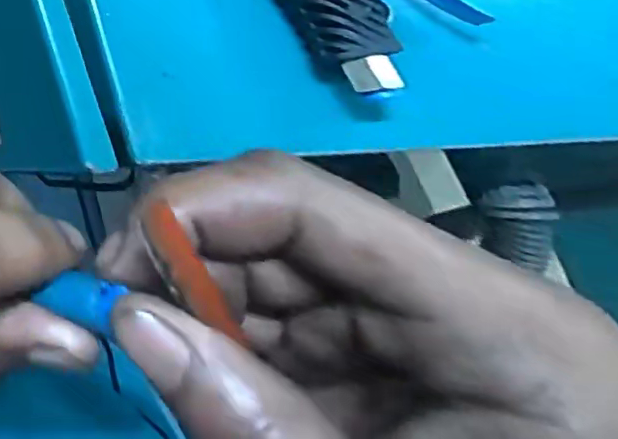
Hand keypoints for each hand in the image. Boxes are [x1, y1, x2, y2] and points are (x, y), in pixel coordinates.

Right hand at [97, 152, 617, 437]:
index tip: (119, 264)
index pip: (303, 201)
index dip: (193, 209)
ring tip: (164, 352)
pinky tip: (210, 374)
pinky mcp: (400, 363)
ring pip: (274, 272)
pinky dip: (234, 344)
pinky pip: (290, 324)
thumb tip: (124, 318)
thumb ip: (249, 419)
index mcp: (498, 320)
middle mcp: (457, 297)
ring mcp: (426, 328)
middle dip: (188, 265)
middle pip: (281, 229)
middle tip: (122, 313)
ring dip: (203, 307)